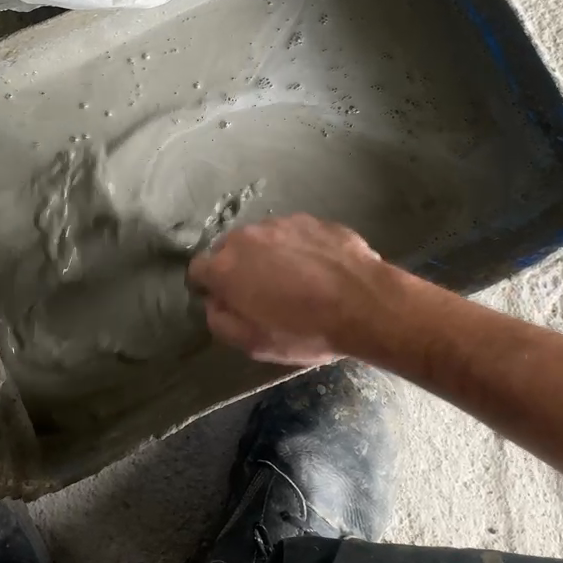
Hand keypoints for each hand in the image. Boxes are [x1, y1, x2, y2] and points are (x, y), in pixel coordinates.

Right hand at [187, 212, 387, 365]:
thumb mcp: (254, 343)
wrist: (365, 303)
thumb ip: (220, 321)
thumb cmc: (304, 329)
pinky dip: (299, 249)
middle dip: (239, 269)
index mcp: (225, 267)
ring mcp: (279, 223)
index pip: (198, 269)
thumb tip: (213, 303)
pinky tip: (319, 270)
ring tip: (296, 281)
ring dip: (269, 256)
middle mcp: (246, 237)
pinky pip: (294, 234)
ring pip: (262, 239)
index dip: (209, 286)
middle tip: (263, 294)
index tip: (227, 301)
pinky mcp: (310, 219)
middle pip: (229, 250)